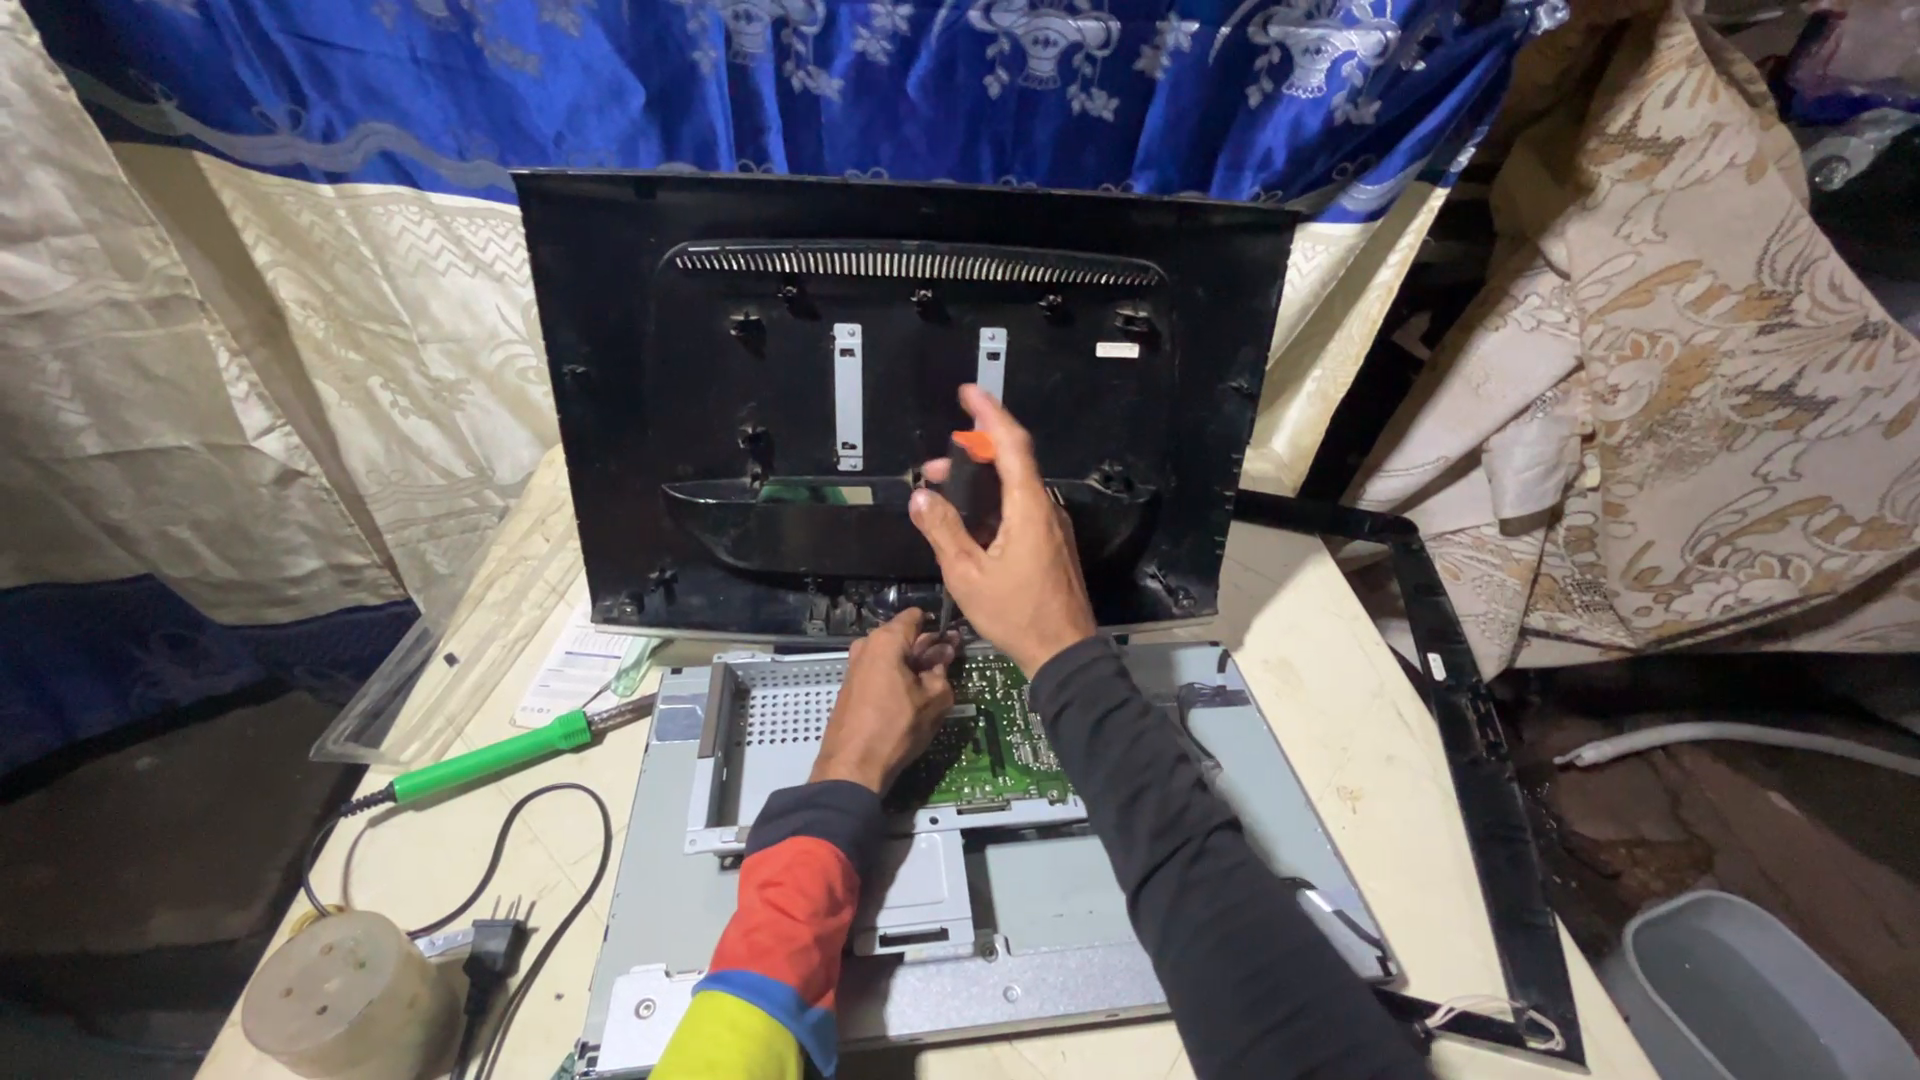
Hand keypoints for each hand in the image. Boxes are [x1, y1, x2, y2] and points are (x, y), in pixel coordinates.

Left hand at [810, 609, 957, 794]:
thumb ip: (942, 670)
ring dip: (912, 665)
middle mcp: (867, 645)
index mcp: (887, 639)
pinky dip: (897, 677)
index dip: (938, 626)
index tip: (953, 642)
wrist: (853, 766)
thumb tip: (944, 654)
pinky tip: (912, 697)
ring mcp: (855, 665)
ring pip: (892, 656)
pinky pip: (880, 671)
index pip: (917, 616)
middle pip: (904, 636)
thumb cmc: (897, 727)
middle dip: (927, 648)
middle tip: (949, 665)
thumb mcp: (934, 699)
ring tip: (933, 686)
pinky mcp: (851, 686)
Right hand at [909, 385, 1097, 675]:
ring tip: (944, 492)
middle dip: (972, 453)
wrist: (1063, 651)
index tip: (969, 393)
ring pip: (1016, 486)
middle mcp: (1045, 508)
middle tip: (934, 467)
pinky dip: (994, 501)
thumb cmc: (1016, 614)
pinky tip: (970, 520)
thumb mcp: (967, 575)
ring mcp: (1052, 526)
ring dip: (980, 481)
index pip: (1011, 444)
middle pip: (1012, 462)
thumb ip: (943, 530)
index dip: (989, 414)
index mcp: (1028, 507)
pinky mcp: (1052, 543)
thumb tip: (921, 497)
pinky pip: (1022, 507)